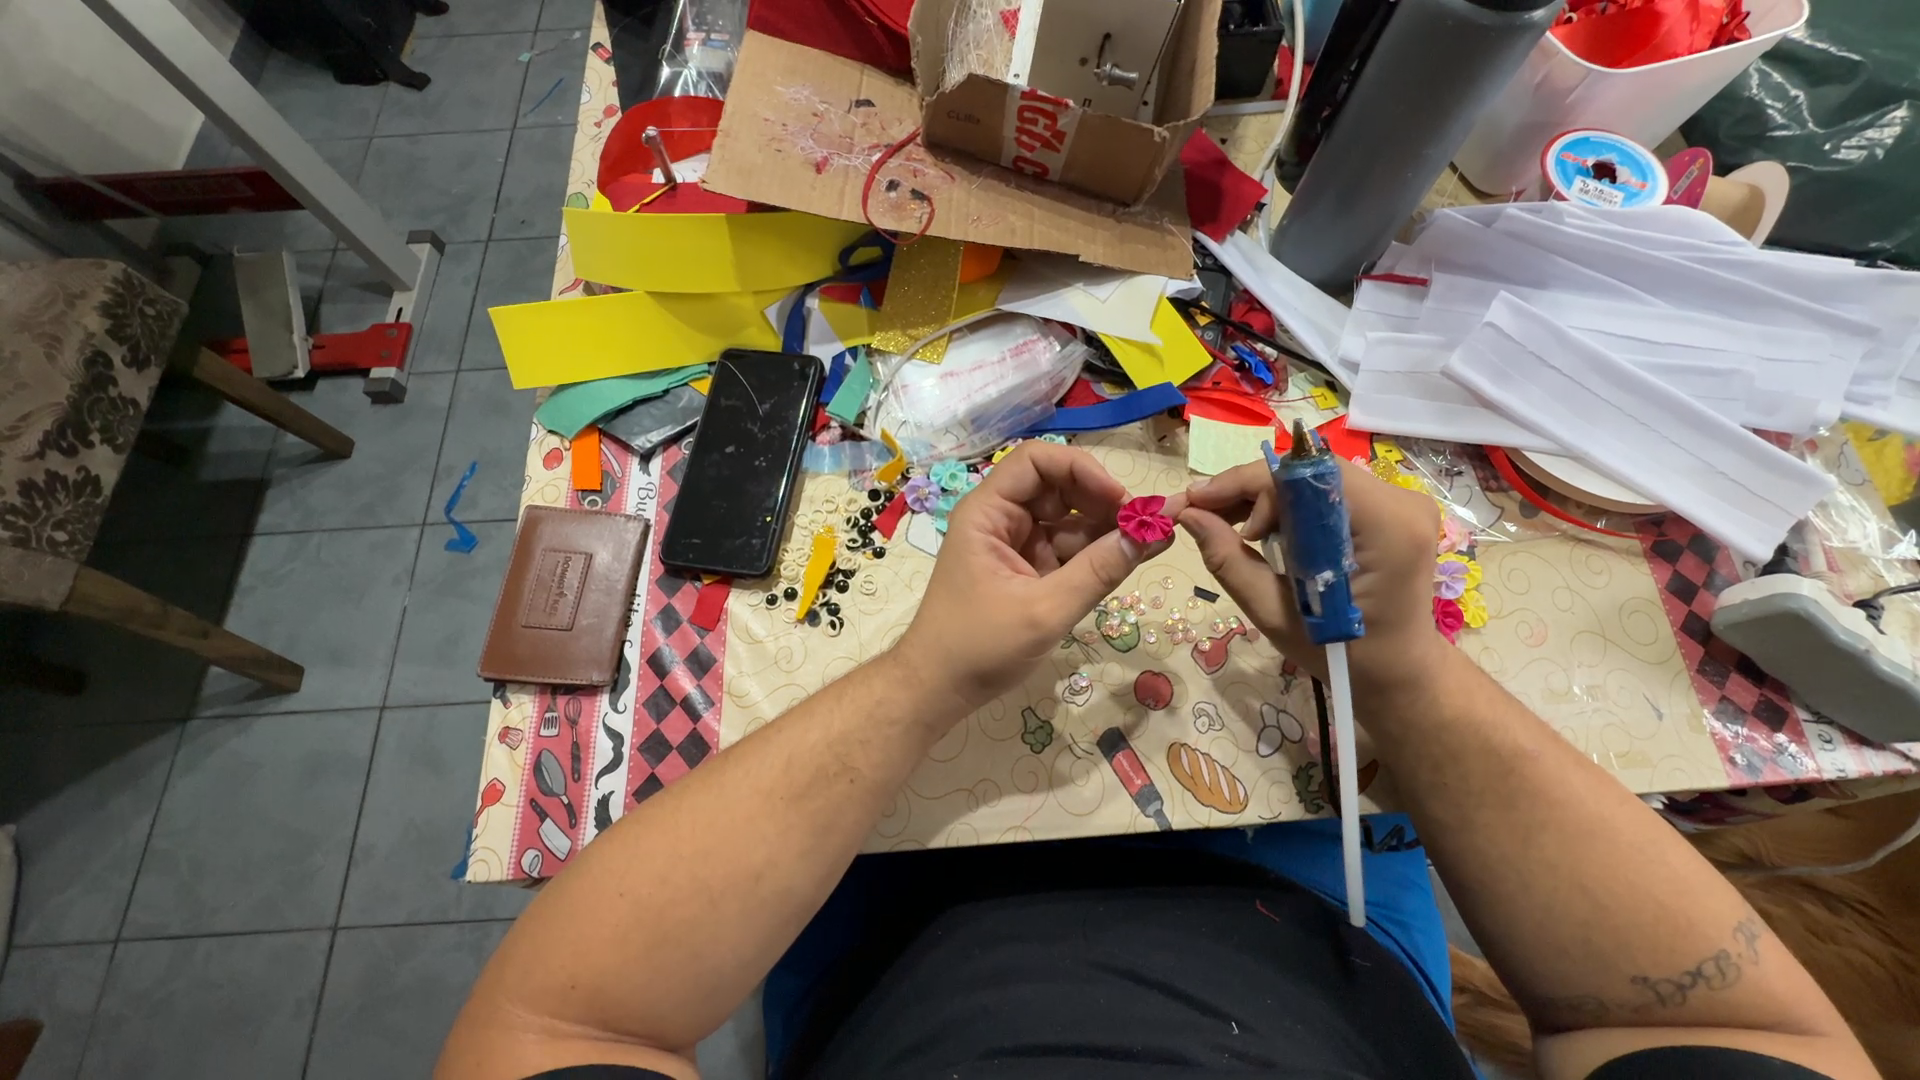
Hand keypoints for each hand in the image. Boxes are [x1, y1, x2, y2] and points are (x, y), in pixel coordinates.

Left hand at [894, 442, 1177, 716]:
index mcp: (987, 513)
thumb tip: (1150, 535)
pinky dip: (1095, 554)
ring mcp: (1014, 545)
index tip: (1120, 500)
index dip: (1081, 470)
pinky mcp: (1026, 571)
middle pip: (1057, 487)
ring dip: (1104, 530)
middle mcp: (1000, 520)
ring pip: (1067, 520)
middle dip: (1101, 502)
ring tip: (1150, 542)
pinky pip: (1066, 550)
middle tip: (1144, 526)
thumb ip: (1098, 571)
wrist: (939, 689)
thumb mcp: (1044, 611)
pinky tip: (1129, 559)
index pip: (1036, 461)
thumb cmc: (978, 647)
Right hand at [1178, 458, 1448, 691]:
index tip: (1195, 505)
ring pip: (1308, 477)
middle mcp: (1399, 501)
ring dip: (1260, 496)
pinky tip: (1254, 527)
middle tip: (1197, 512)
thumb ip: (1230, 561)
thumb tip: (1187, 515)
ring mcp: (1397, 501)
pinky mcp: (1386, 509)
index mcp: (1385, 527)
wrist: (1399, 672)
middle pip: (1304, 471)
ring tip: (1219, 521)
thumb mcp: (1275, 614)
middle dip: (1245, 489)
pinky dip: (1282, 505)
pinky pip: (1321, 491)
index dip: (1242, 483)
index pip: (1301, 476)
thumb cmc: (1342, 655)